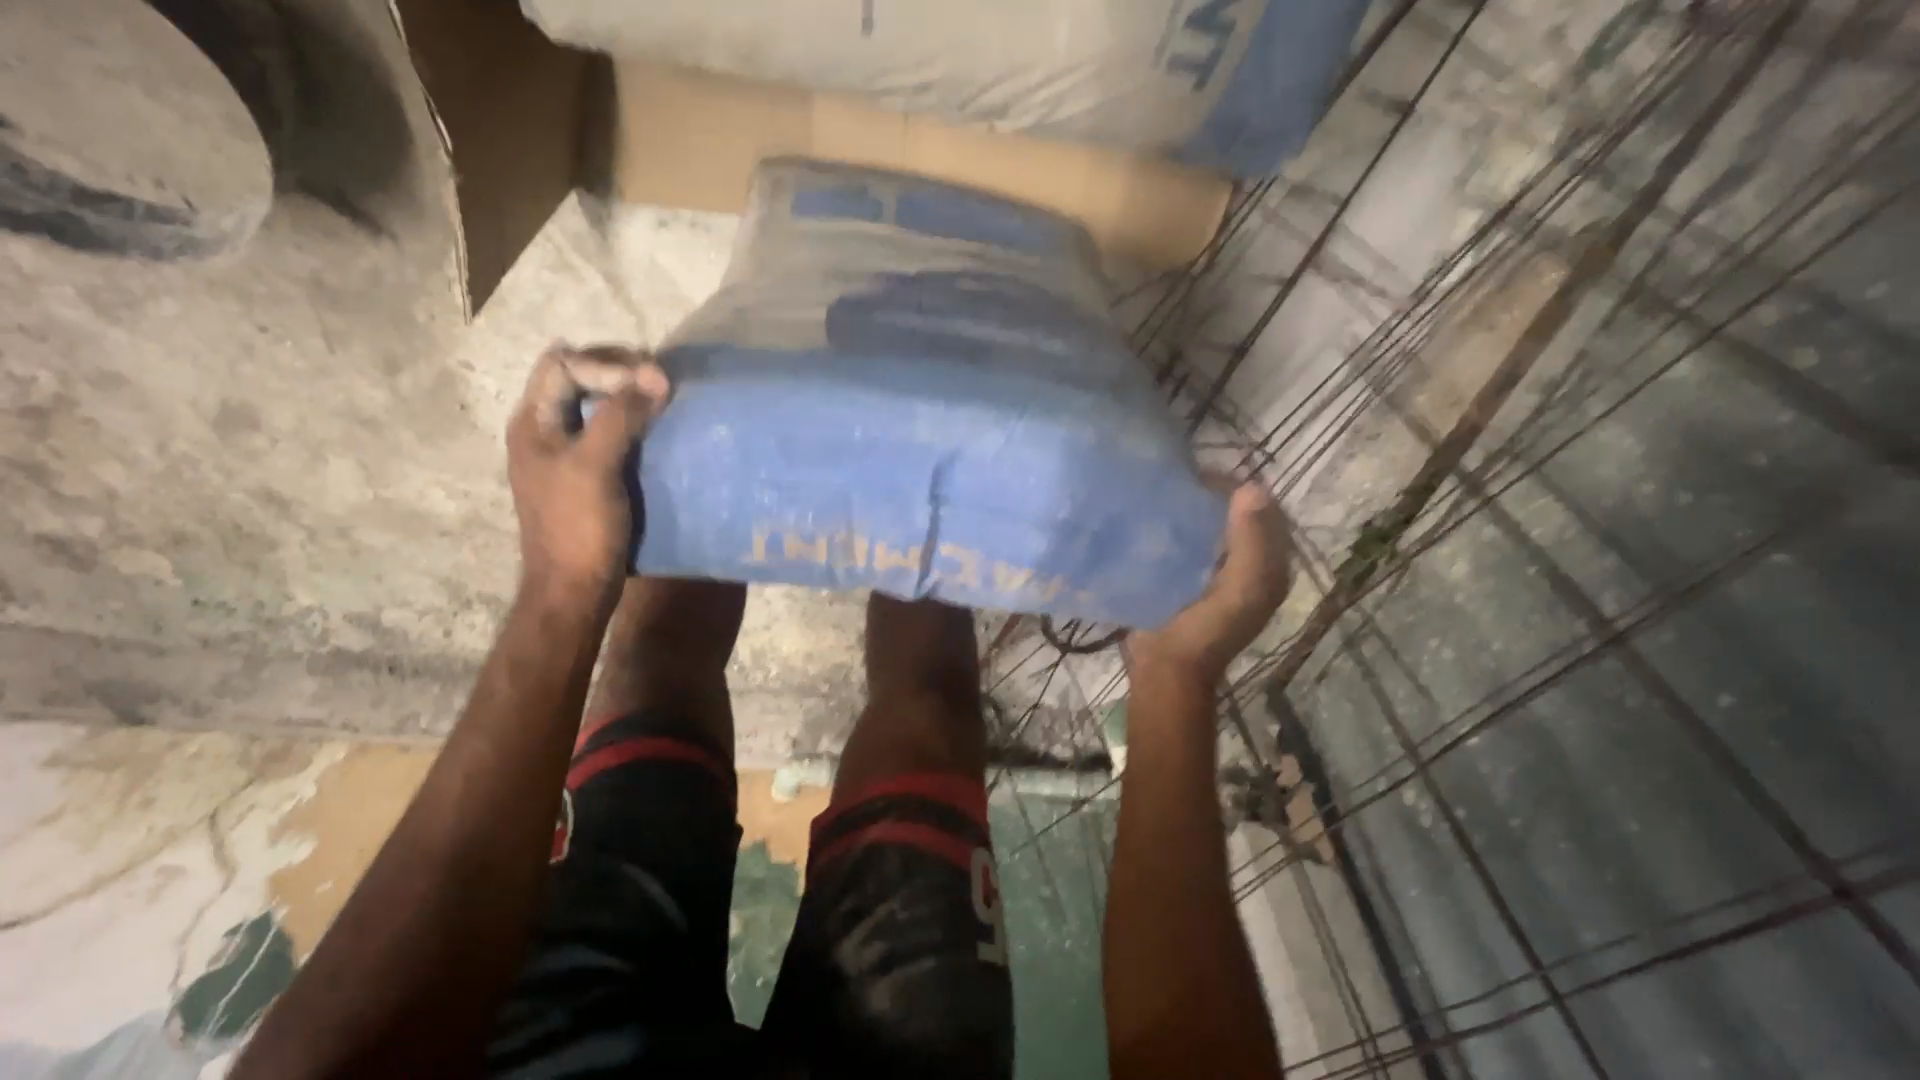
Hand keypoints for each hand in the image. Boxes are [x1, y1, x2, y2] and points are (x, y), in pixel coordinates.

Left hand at [506, 345, 670, 612]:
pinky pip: (609, 433)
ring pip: (595, 405)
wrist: (574, 591)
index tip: (653, 385)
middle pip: (577, 378)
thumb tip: (655, 375)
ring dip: (629, 399)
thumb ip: (620, 416)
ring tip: (665, 403)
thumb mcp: (595, 466)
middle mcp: (543, 431)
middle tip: (661, 385)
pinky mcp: (587, 476)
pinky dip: (634, 424)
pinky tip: (659, 433)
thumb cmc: (578, 529)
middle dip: (619, 374)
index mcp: (532, 422)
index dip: (608, 366)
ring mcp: (564, 454)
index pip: (564, 364)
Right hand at [1126, 481, 1291, 686]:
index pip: (1265, 513)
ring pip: (1211, 526)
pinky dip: (1176, 525)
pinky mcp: (1187, 577)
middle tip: (1181, 477)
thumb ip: (1251, 542)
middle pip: (1237, 516)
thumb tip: (1252, 486)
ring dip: (1194, 507)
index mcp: (1269, 568)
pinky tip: (1154, 515)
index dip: (1242, 489)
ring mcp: (1216, 572)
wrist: (1166, 669)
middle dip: (1215, 495)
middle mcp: (1248, 566)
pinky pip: (1188, 540)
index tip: (1205, 473)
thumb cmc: (1206, 631)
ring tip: (1165, 489)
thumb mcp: (1240, 588)